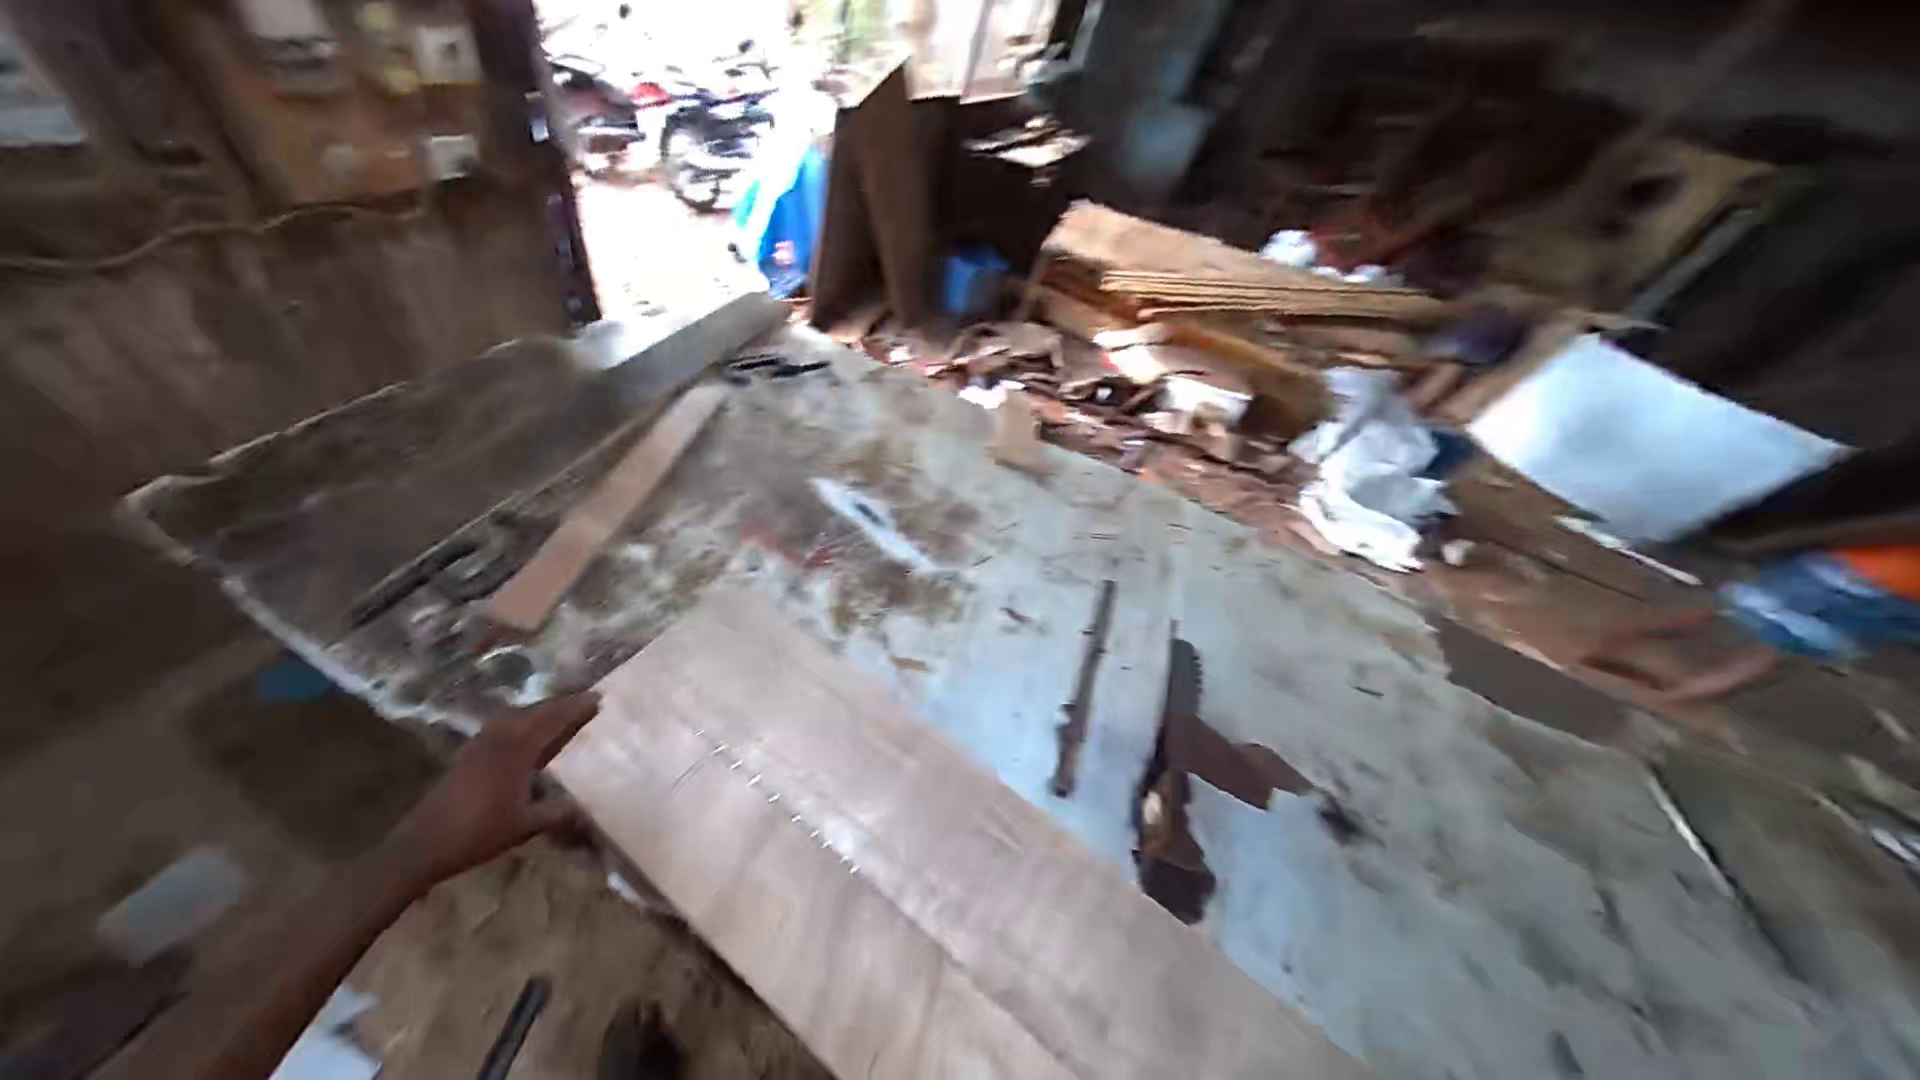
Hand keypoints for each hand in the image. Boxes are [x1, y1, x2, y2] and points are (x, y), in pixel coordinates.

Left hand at [376, 691, 599, 897]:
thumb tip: (587, 811)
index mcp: (516, 750)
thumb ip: (558, 813)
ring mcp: (480, 745)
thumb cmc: (477, 833)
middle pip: (535, 711)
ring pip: (516, 715)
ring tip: (560, 711)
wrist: (419, 847)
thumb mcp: (525, 826)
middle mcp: (499, 739)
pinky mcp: (468, 755)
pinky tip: (525, 732)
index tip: (599, 696)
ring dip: (540, 710)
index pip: (553, 719)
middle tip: (585, 700)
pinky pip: (502, 726)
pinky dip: (521, 721)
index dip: (576, 707)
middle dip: (561, 703)